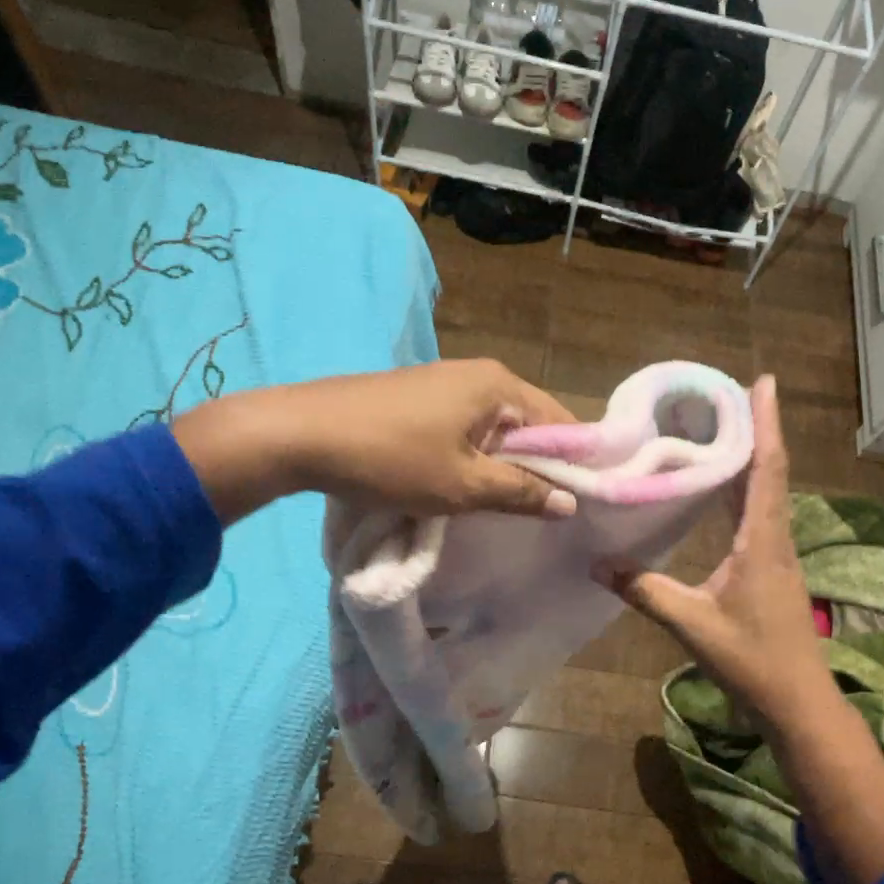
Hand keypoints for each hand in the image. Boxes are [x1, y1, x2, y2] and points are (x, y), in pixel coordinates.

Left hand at [173, 359, 576, 522]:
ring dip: (504, 461)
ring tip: (508, 503)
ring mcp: (443, 380)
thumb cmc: (391, 459)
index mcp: (499, 385)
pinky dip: (474, 453)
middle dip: (539, 464)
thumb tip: (569, 502)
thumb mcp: (462, 486)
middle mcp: (477, 373)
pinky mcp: (416, 396)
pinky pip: (464, 425)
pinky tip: (466, 483)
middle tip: (547, 510)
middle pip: (528, 421)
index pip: (561, 421)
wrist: (300, 434)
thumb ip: (520, 492)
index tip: (583, 501)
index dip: (576, 462)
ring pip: (494, 426)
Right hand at [603, 375, 883, 883]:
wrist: (798, 701)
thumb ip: (645, 591)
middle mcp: (775, 538)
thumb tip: (598, 563)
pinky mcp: (772, 570)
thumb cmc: (751, 660)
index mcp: (762, 542)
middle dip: (753, 429)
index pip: (766, 469)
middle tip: (726, 395)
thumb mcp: (692, 624)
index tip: (762, 382)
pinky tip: (720, 491)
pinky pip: (759, 516)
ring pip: (764, 493)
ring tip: (720, 428)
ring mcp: (777, 555)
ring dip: (748, 458)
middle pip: (768, 471)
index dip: (765, 423)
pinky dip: (742, 491)